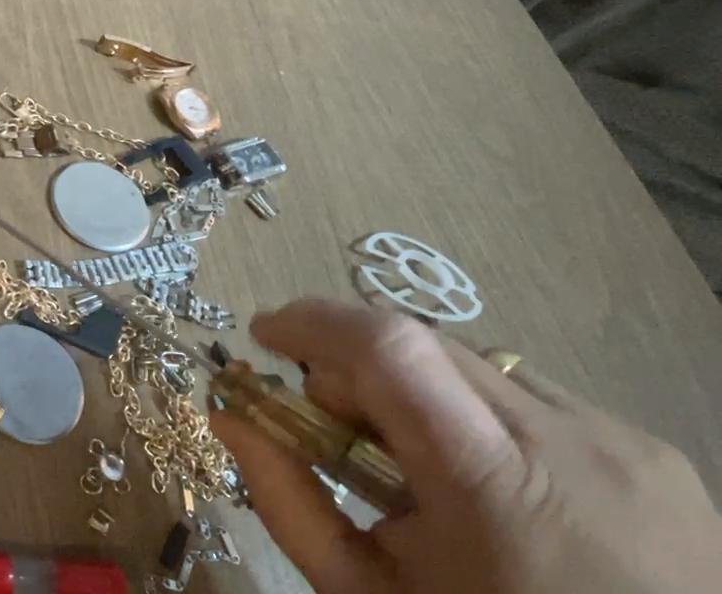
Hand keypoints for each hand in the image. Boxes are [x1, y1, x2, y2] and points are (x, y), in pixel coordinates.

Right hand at [214, 300, 721, 593]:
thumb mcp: (365, 593)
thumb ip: (286, 498)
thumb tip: (227, 413)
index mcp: (496, 485)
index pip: (389, 348)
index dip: (313, 321)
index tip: (264, 335)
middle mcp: (570, 441)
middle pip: (423, 347)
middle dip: (352, 364)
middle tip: (326, 418)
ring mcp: (626, 444)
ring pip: (476, 364)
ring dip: (417, 388)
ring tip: (412, 461)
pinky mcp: (661, 455)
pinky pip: (535, 396)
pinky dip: (480, 413)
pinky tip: (487, 480)